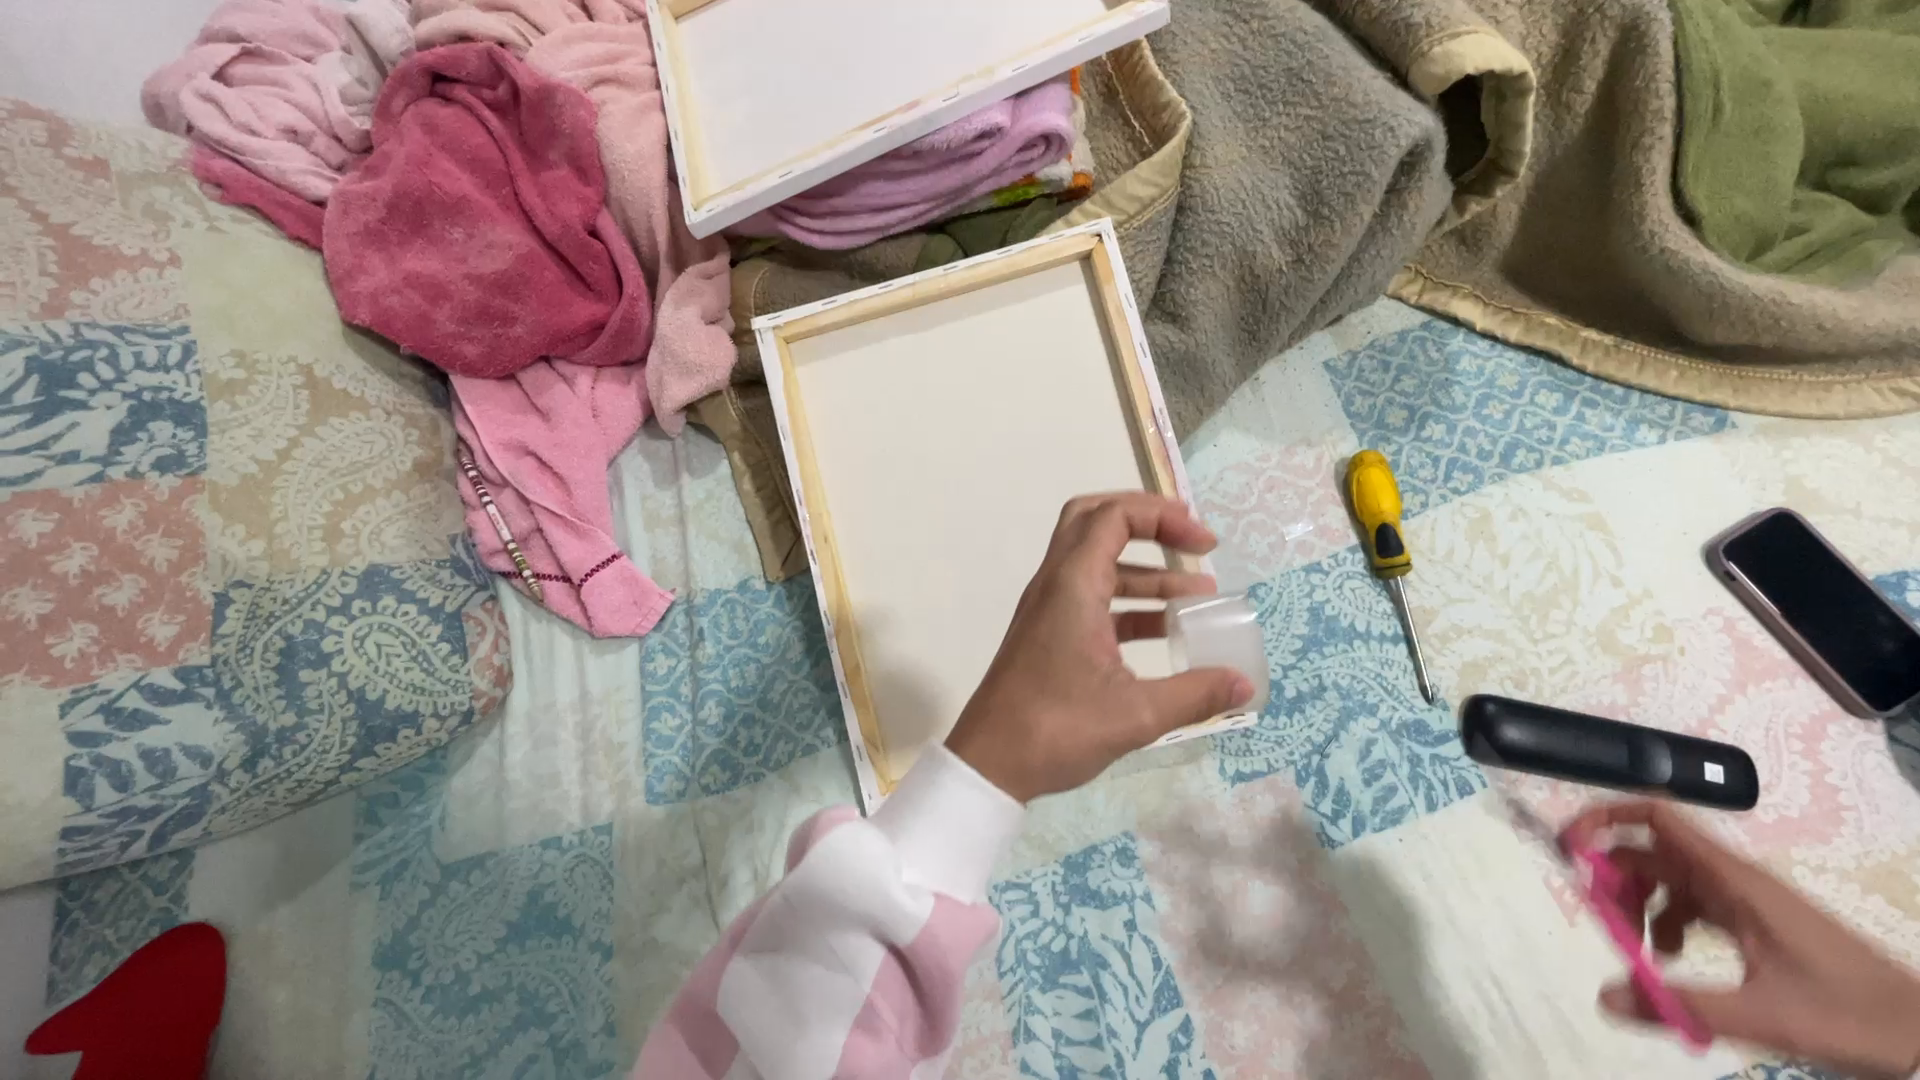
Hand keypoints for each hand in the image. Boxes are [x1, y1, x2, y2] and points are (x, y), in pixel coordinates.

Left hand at [944, 493, 1254, 803]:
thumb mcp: (1136, 714)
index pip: (1114, 516)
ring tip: (1198, 596)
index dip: (1164, 517)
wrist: (990, 763)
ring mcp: (1049, 609)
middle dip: (1148, 523)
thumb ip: (1194, 695)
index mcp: (1071, 585)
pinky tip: (1166, 633)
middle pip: (1096, 522)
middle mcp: (1055, 585)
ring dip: (1146, 571)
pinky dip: (1129, 604)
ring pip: (1097, 564)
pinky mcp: (1049, 635)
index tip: (1206, 544)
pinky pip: (1092, 600)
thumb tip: (1243, 684)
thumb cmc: (1057, 729)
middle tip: (1191, 542)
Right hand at [1563, 800, 1919, 1077]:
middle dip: (1613, 879)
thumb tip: (1602, 997)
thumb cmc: (1855, 1016)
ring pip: (1665, 880)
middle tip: (1600, 920)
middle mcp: (1731, 878)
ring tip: (1637, 949)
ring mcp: (1743, 899)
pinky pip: (1689, 905)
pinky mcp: (1752, 922)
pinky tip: (1672, 960)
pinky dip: (1666, 923)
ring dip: (1637, 905)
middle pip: (1648, 853)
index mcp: (1732, 879)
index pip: (1654, 817)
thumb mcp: (1765, 1016)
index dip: (1604, 817)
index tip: (1570, 848)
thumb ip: (1680, 1004)